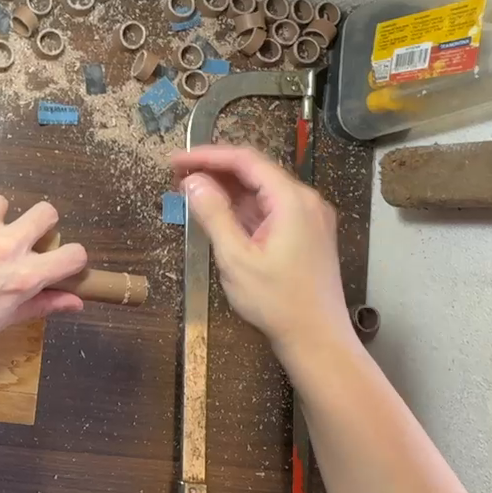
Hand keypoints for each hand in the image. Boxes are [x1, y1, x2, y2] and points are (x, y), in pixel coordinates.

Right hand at [172, 145, 349, 353]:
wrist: (316, 336)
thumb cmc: (276, 299)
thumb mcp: (235, 257)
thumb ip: (213, 215)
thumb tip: (193, 182)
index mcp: (292, 200)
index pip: (246, 161)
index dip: (208, 156)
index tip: (175, 161)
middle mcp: (305, 201)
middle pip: (255, 171)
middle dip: (214, 170)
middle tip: (177, 176)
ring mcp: (307, 217)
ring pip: (261, 189)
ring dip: (225, 188)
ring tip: (190, 192)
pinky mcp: (304, 233)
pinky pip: (268, 207)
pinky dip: (240, 205)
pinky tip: (217, 213)